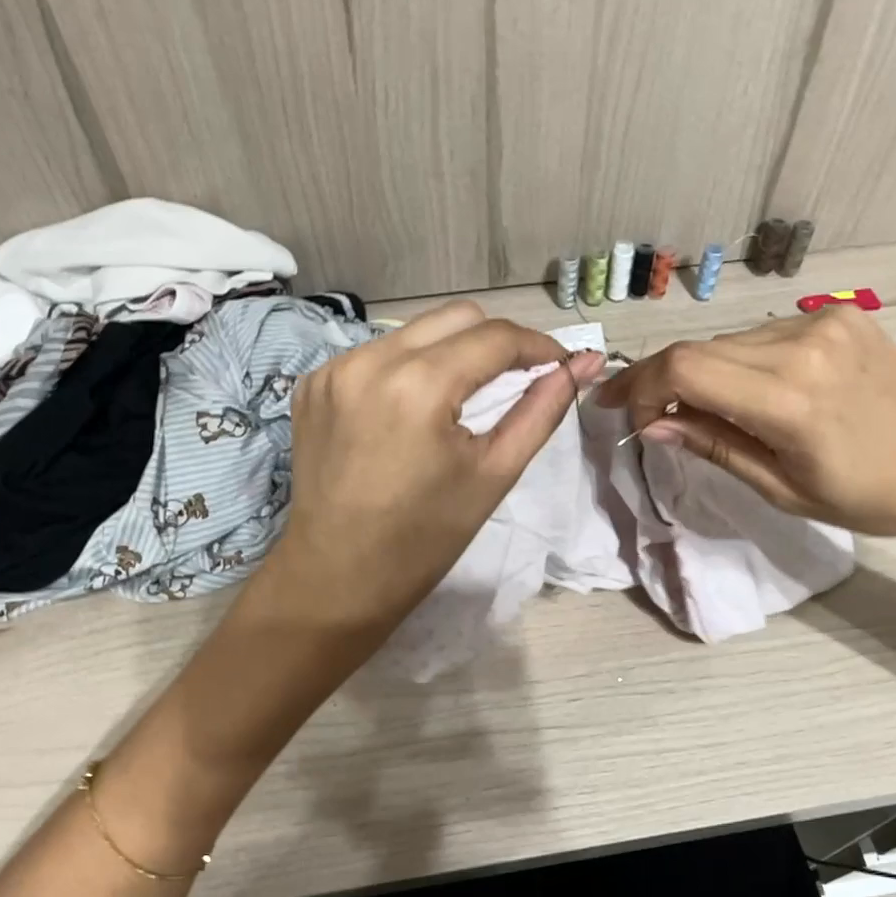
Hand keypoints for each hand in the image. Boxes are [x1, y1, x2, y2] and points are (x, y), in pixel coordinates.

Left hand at [275, 300, 605, 631]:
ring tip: (460, 399)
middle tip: (514, 380)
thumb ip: (541, 409)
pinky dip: (404, 369)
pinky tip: (409, 411)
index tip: (559, 364)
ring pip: (414, 331)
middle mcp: (370, 360)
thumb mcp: (493, 473)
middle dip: (494, 342)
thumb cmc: (424, 539)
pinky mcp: (312, 383)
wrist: (335, 578)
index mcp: (418, 384)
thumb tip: (584, 364)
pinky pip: (375, 354)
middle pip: (455, 317)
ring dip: (448, 352)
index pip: (495, 336)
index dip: (538, 345)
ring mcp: (333, 369)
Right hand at [593, 306, 895, 540]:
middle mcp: (801, 344)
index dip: (638, 386)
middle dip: (661, 382)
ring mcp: (822, 321)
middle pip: (699, 349)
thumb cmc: (876, 494)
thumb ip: (713, 447)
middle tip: (644, 415)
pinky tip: (757, 391)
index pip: (684, 368)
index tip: (616, 411)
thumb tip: (651, 428)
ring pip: (729, 340)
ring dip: (704, 373)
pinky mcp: (839, 312)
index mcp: (790, 398)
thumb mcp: (786, 489)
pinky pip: (764, 333)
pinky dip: (743, 361)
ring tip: (706, 411)